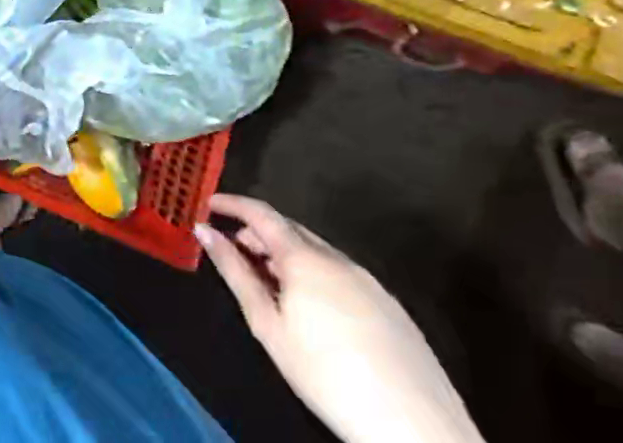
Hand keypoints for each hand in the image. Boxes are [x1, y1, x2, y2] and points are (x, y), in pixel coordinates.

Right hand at [198, 195, 483, 442]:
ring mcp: (373, 285)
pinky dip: (313, 273)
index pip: (262, 214)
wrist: (419, 432)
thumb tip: (204, 231)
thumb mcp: (267, 324)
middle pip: (291, 229)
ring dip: (284, 254)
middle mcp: (342, 262)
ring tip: (266, 282)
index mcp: (307, 261)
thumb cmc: (325, 374)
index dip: (231, 203)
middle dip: (256, 232)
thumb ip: (235, 272)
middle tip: (231, 249)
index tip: (206, 204)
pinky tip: (308, 307)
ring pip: (318, 252)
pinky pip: (342, 274)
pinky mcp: (394, 309)